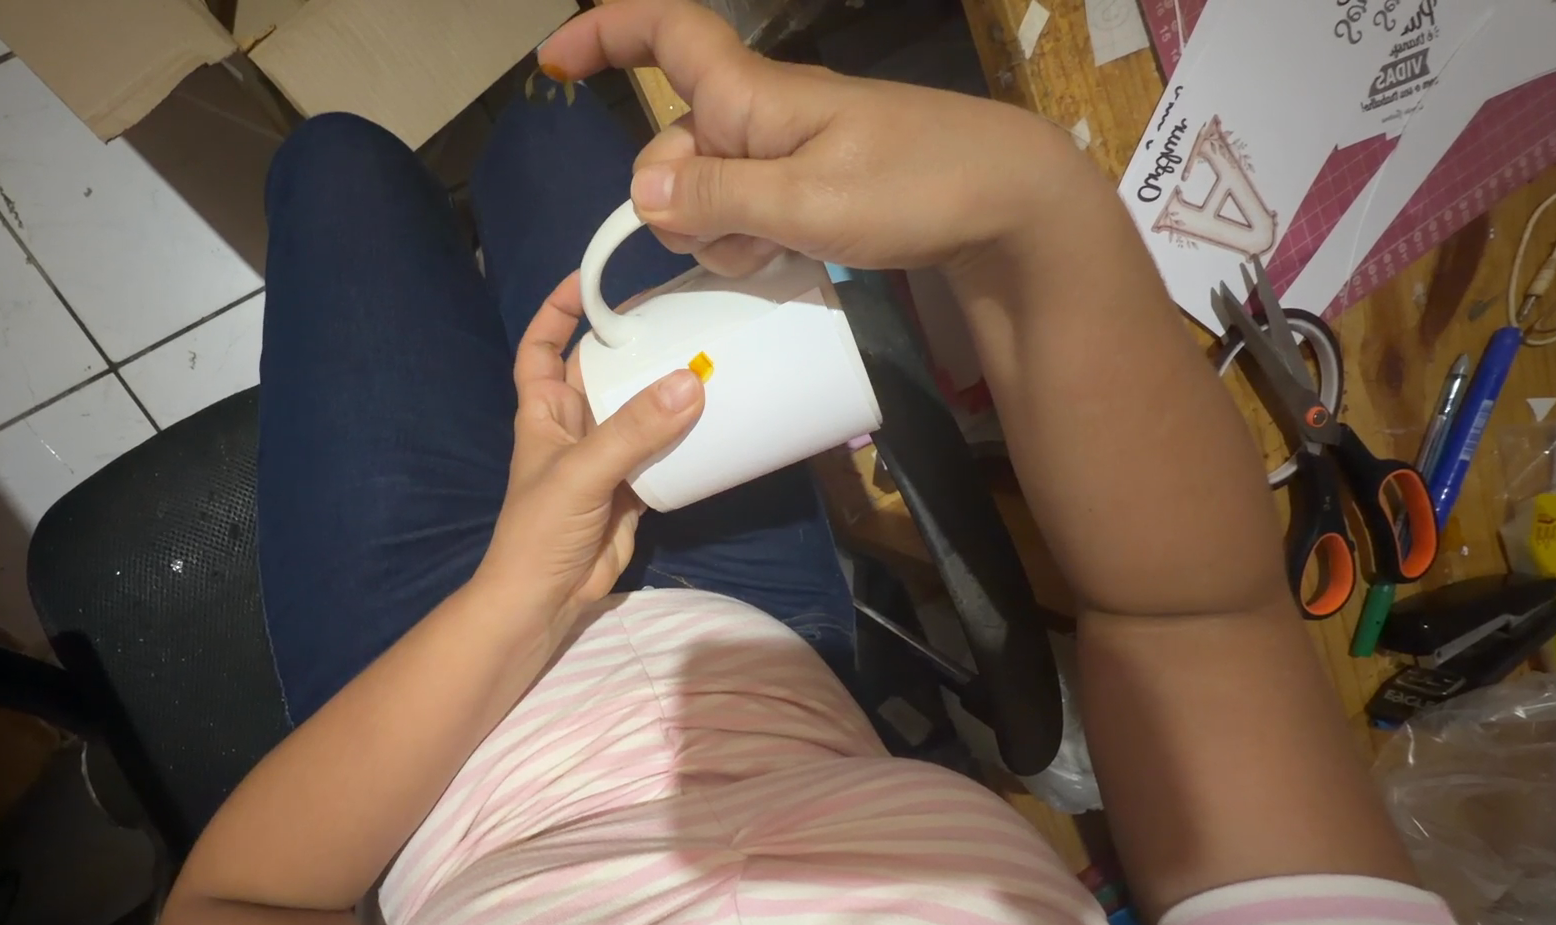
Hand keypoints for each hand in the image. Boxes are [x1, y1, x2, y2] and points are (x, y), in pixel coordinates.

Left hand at [474, 273, 704, 631]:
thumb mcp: (581, 472)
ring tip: (708, 357)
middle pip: (602, 372)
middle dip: (633, 346)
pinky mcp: (633, 489)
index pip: (540, 347)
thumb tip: (690, 381)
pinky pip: (662, 453)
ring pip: (638, 412)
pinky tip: (715, 421)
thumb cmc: (541, 530)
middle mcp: (575, 427)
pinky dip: (685, 439)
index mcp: (544, 411)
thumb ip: (632, 431)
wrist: (547, 600)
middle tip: (680, 315)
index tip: (590, 279)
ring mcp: (606, 459)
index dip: (557, 310)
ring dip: (666, 391)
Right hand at [539, 0, 1094, 277]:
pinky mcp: (800, 190)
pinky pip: (743, 216)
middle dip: (682, 206)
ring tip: (780, 248)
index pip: (667, 37)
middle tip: (742, 238)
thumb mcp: (805, 201)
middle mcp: (757, 118)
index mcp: (753, 96)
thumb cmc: (912, 187)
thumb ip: (718, 195)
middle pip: (673, 152)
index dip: (606, 37)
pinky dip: (749, 244)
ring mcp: (780, 157)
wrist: (1001, 206)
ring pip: (705, 195)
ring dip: (720, 235)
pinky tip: (788, 256)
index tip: (554, 64)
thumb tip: (641, 188)